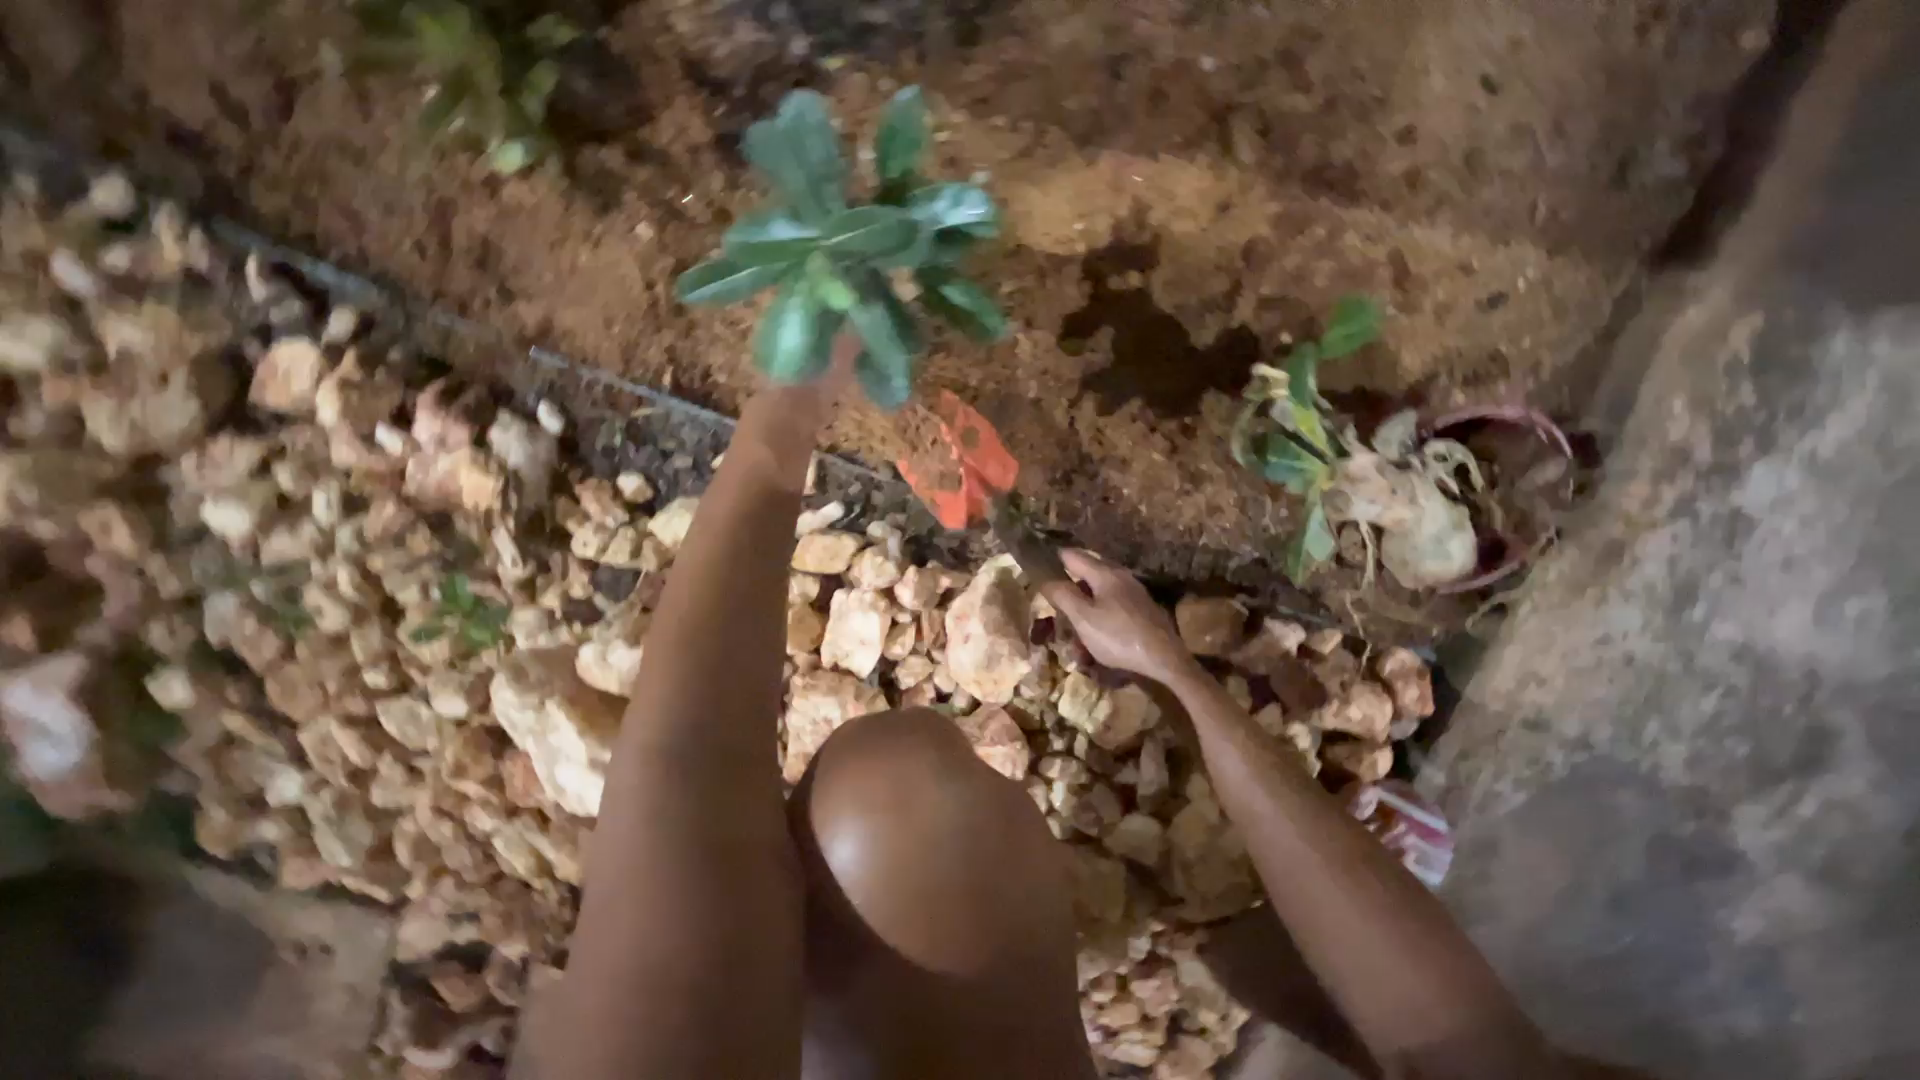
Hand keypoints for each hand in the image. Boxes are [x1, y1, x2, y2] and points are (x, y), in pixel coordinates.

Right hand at [1041, 550, 1197, 686]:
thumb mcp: (1083, 618)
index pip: (1072, 555)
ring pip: (1099, 597)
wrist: (1165, 659)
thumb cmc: (1118, 637)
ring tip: (1076, 643)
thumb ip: (1062, 595)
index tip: (1038, 569)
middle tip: (1055, 612)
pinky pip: (1112, 610)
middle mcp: (1121, 577)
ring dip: (1083, 615)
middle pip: (1086, 576)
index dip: (1053, 560)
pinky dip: (1099, 622)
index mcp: (1105, 573)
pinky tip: (1095, 647)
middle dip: (1069, 594)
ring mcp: (1134, 594)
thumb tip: (1045, 578)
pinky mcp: (1141, 610)